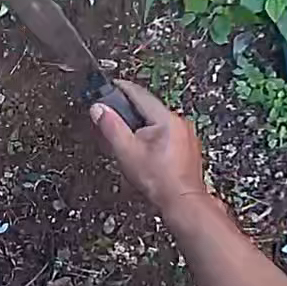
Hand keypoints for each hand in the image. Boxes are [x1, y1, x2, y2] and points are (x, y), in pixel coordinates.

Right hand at [91, 79, 205, 207]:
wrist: (181, 201)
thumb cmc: (158, 179)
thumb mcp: (126, 151)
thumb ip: (111, 127)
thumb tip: (99, 109)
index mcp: (166, 119)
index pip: (139, 95)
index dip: (122, 88)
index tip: (110, 85)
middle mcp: (179, 123)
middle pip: (148, 109)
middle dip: (129, 112)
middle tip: (111, 117)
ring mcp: (186, 135)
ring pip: (157, 123)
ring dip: (140, 127)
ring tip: (126, 140)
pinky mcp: (188, 148)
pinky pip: (166, 134)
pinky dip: (152, 137)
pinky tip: (144, 151)